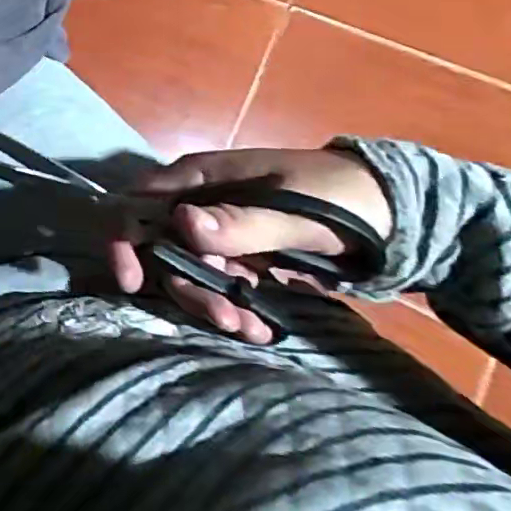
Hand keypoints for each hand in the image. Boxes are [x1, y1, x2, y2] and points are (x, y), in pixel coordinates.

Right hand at [105, 148, 391, 344]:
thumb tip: (181, 223)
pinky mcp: (236, 256)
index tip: (133, 282)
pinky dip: (233, 310)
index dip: (124, 240)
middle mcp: (197, 204)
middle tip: (225, 320)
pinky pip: (218, 284)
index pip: (137, 204)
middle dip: (185, 288)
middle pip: (160, 248)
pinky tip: (262, 330)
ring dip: (211, 304)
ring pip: (188, 272)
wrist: (387, 207)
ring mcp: (216, 232)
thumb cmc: (337, 195)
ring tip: (251, 332)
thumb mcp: (294, 209)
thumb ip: (241, 220)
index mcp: (200, 178)